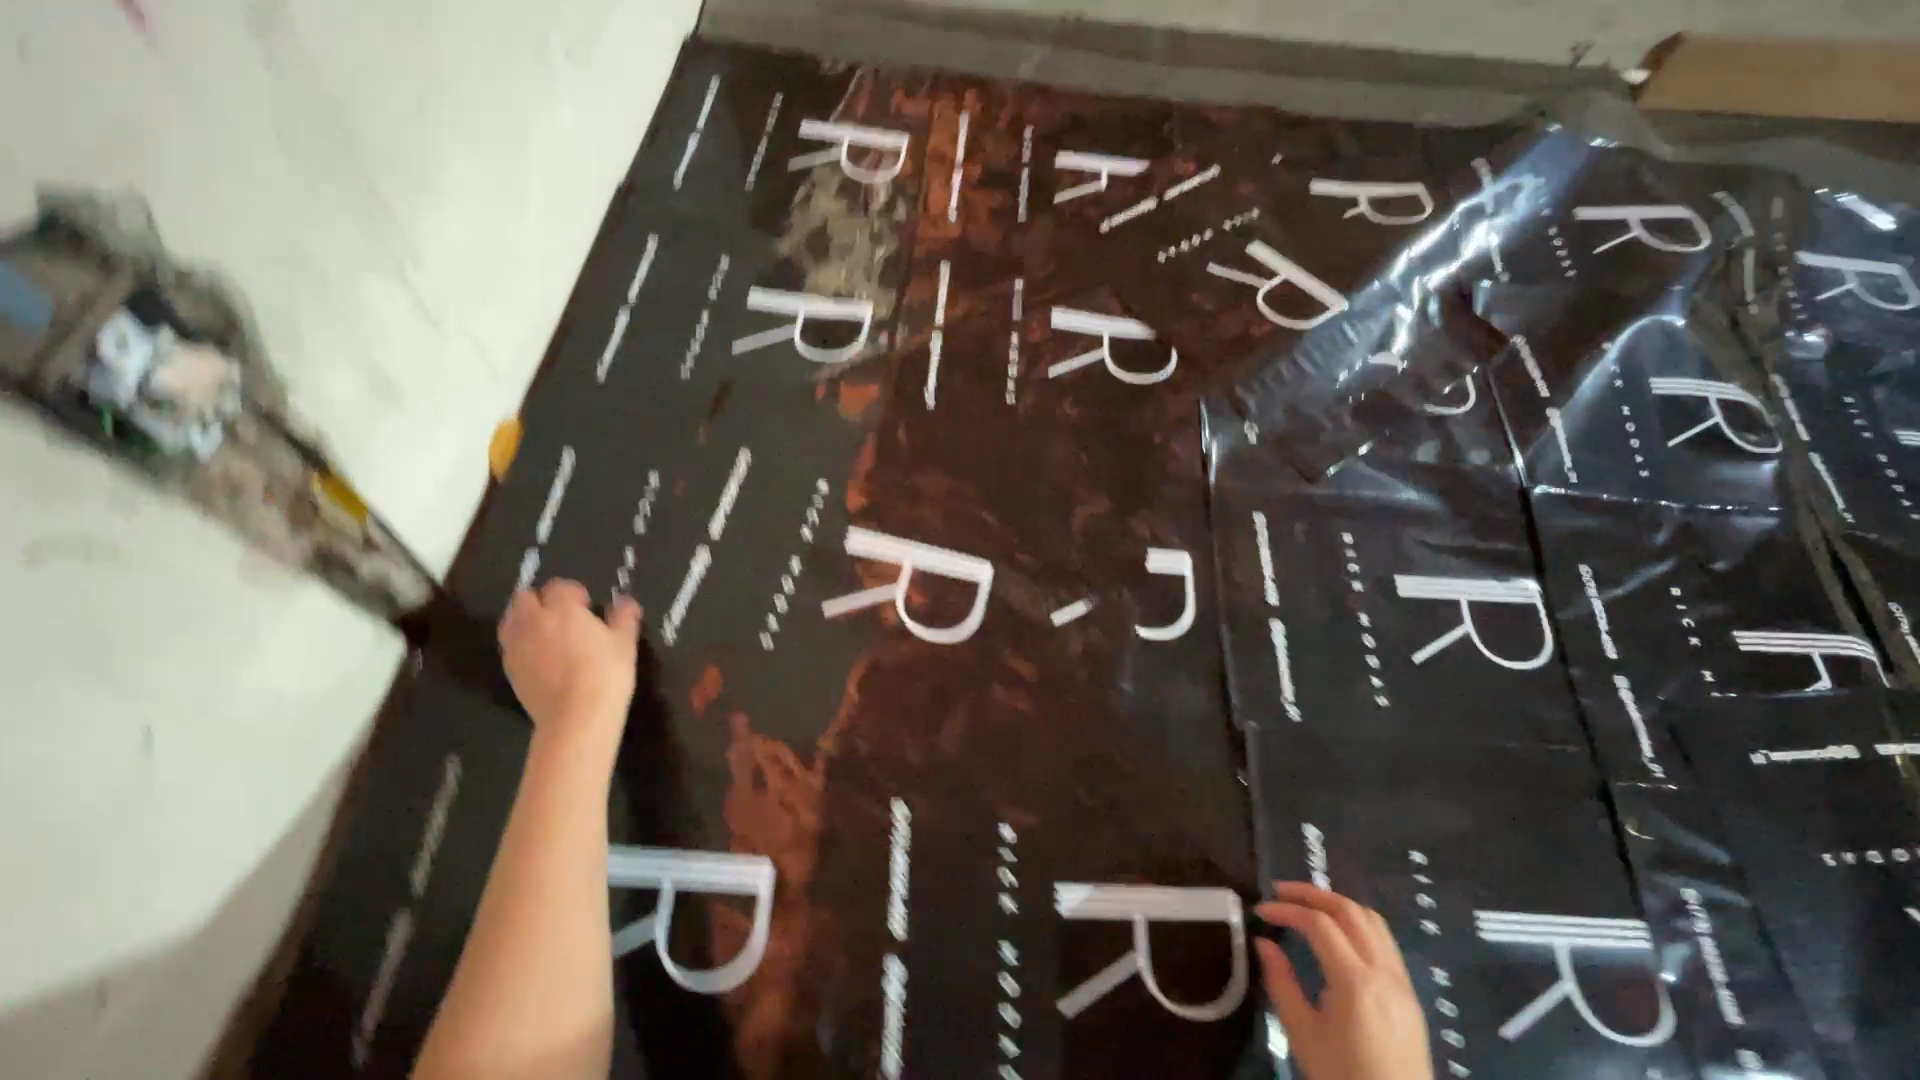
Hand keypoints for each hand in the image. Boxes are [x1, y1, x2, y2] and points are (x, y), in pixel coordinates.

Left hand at [498, 580, 642, 739]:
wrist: (576, 717)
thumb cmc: (606, 675)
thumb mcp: (625, 644)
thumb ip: (624, 618)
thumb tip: (626, 601)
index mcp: (563, 609)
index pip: (560, 586)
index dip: (573, 592)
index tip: (586, 605)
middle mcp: (534, 621)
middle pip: (525, 597)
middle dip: (541, 600)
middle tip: (561, 615)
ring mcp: (517, 645)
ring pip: (511, 619)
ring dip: (525, 618)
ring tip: (544, 632)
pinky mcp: (509, 668)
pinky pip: (509, 644)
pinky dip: (520, 642)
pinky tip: (537, 655)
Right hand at [1255, 882, 1433, 1079]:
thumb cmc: (1342, 1078)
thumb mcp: (1302, 1035)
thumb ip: (1281, 983)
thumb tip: (1264, 943)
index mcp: (1356, 982)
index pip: (1319, 924)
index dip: (1286, 910)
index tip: (1260, 911)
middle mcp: (1384, 972)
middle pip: (1350, 911)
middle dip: (1312, 894)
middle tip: (1280, 892)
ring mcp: (1402, 981)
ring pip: (1373, 921)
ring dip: (1338, 904)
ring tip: (1307, 905)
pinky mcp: (1410, 994)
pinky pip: (1385, 942)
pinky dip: (1358, 923)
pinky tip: (1338, 934)